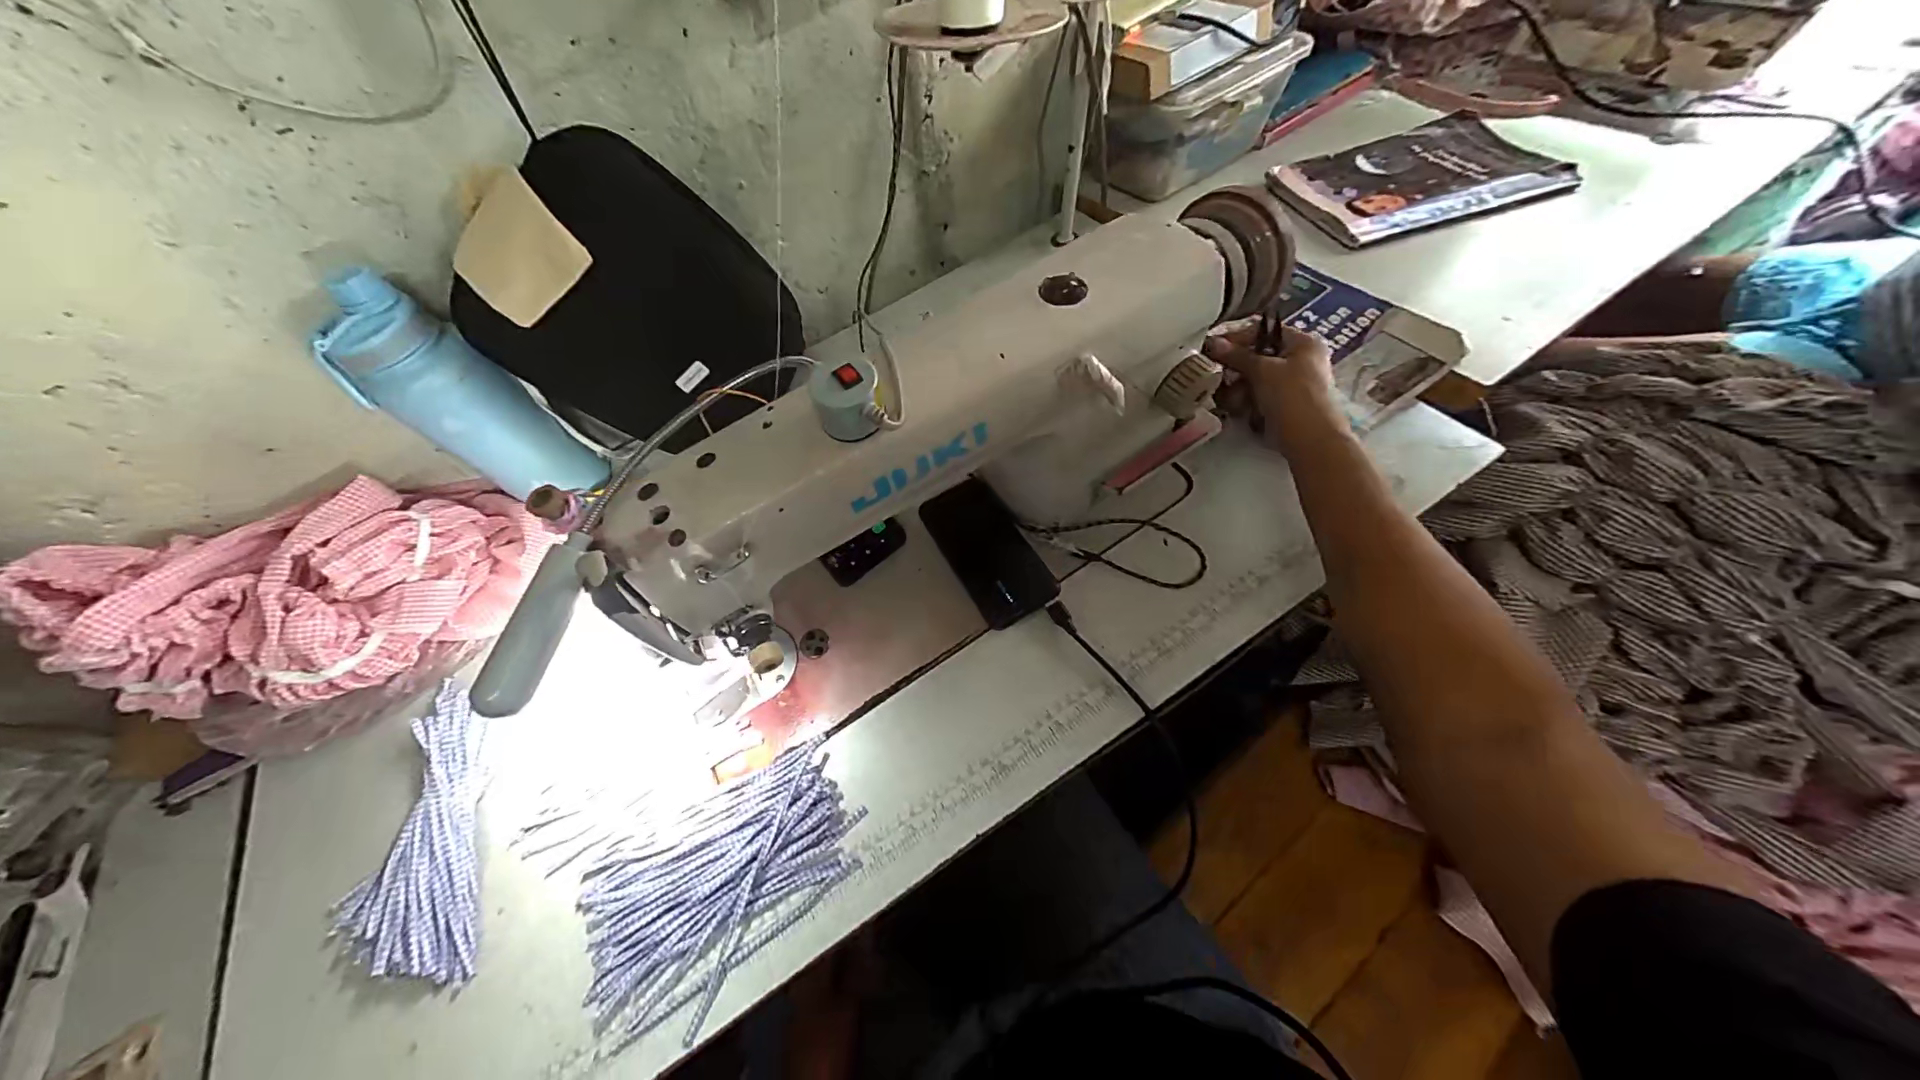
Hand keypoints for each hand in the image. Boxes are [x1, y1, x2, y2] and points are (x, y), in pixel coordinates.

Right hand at [1203, 322, 1344, 453]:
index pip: (1263, 332)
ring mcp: (1291, 385)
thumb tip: (1212, 342)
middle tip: (1218, 376)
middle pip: (1257, 358)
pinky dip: (1247, 402)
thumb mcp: (1262, 370)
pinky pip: (1257, 397)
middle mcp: (1299, 361)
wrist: (1309, 439)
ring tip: (1235, 401)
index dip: (1237, 338)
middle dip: (1236, 369)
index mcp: (1302, 343)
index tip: (1212, 347)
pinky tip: (1242, 410)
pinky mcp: (1282, 406)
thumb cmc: (1292, 396)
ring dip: (1240, 389)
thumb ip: (1236, 355)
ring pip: (1254, 380)